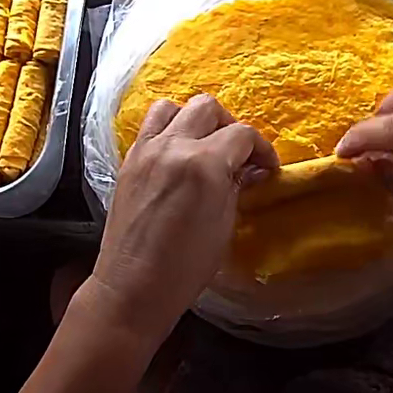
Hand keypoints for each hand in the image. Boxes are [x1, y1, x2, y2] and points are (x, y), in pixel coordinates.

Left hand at [92, 95, 277, 340]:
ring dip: (193, 119)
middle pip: (207, 108)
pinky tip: (175, 154)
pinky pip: (148, 127)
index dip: (261, 150)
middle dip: (229, 126)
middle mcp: (171, 147)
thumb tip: (244, 169)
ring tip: (202, 145)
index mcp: (203, 164)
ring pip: (172, 107)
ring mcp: (144, 151)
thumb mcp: (224, 224)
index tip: (265, 168)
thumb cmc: (185, 267)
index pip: (242, 135)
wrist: (133, 285)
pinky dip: (166, 130)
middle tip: (236, 153)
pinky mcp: (127, 162)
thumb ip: (234, 186)